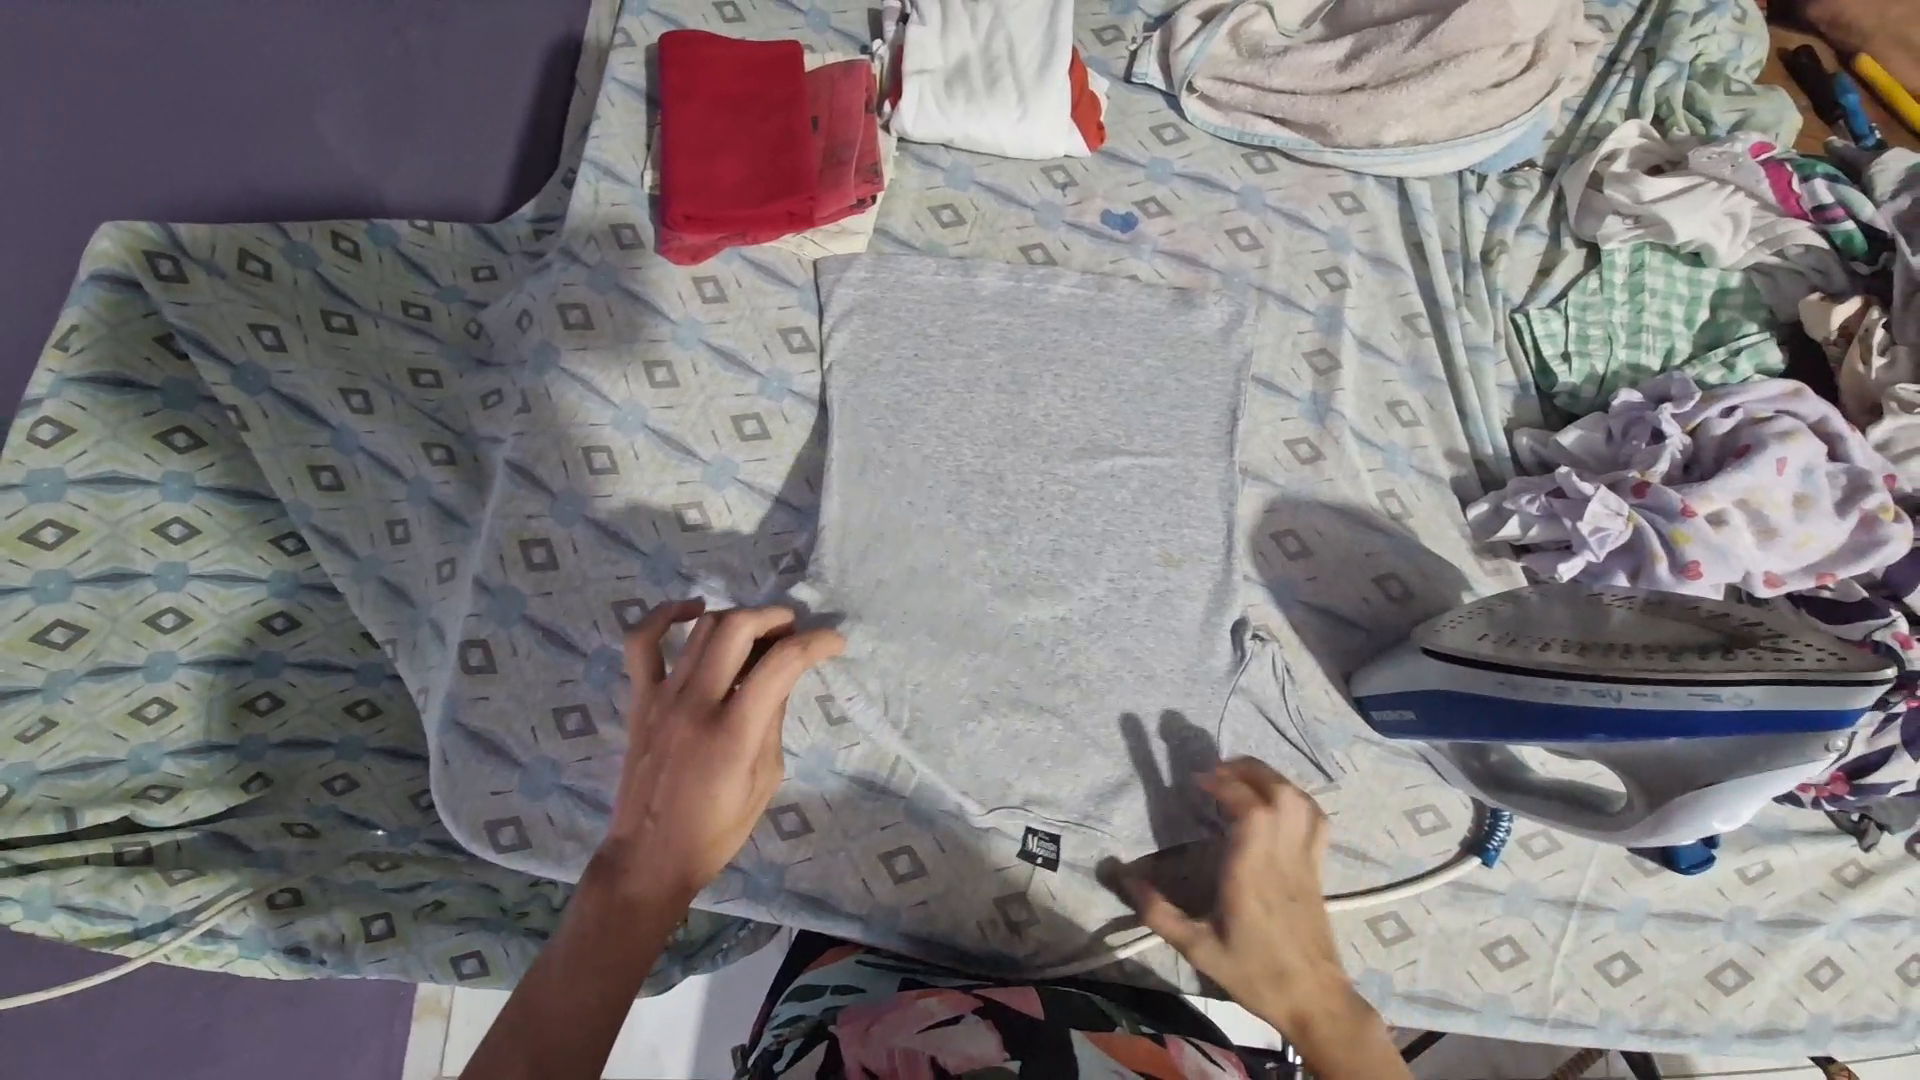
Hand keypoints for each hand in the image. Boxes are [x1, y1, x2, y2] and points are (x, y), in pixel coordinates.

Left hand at [594, 600, 844, 903]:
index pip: (782, 663)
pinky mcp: (639, 700)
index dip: (817, 642)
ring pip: (702, 628)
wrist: (649, 857)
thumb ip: (772, 720)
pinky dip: (667, 615)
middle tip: (794, 631)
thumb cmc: (718, 830)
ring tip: (758, 632)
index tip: (835, 642)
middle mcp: (695, 703)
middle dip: (775, 618)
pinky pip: (642, 643)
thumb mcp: (766, 779)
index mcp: (734, 732)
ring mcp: (661, 697)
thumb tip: (781, 678)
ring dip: (738, 618)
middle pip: (738, 628)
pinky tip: (693, 610)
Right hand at [1127, 759, 1354, 1037]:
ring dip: (1271, 778)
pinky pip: (1316, 819)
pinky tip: (1276, 799)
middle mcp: (1281, 856)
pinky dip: (1296, 797)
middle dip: (1247, 769)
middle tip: (1216, 770)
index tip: (1197, 780)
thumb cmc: (1254, 972)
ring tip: (1241, 776)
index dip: (1224, 783)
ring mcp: (1305, 859)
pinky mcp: (1318, 867)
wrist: (1314, 1001)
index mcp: (1251, 870)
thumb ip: (1157, 912)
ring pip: (1299, 800)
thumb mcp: (1197, 948)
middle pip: (1278, 792)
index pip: (1249, 808)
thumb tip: (1124, 877)